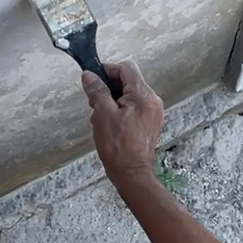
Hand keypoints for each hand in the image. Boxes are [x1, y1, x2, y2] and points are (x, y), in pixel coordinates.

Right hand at [82, 60, 163, 185]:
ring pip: (130, 94)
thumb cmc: (118, 146)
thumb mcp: (103, 114)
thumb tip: (89, 75)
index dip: (108, 70)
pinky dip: (120, 109)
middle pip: (128, 81)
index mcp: (143, 95)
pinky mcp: (150, 122)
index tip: (94, 79)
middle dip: (109, 88)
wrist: (132, 174)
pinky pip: (134, 107)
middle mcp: (152, 100)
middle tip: (94, 102)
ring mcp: (153, 112)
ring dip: (113, 100)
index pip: (126, 68)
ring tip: (100, 116)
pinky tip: (109, 123)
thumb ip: (97, 91)